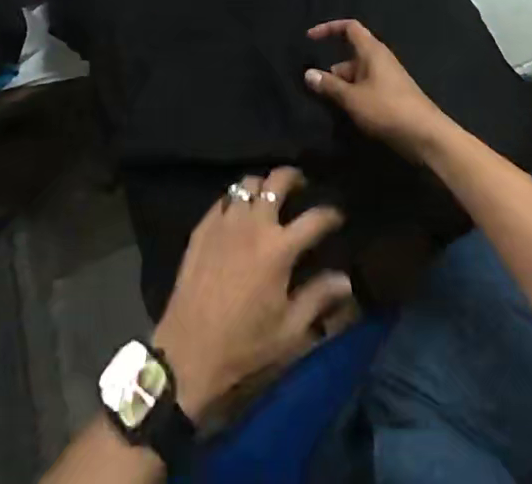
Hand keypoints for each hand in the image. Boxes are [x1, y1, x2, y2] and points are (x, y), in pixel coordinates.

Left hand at [151, 167, 354, 420]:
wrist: (186, 354)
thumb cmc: (243, 344)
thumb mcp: (289, 330)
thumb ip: (318, 298)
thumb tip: (345, 280)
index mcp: (279, 249)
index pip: (315, 218)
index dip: (331, 214)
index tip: (337, 217)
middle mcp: (253, 226)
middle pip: (276, 181)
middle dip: (293, 177)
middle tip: (301, 186)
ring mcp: (224, 225)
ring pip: (245, 184)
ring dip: (262, 185)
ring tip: (268, 196)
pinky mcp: (201, 231)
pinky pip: (221, 201)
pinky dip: (234, 200)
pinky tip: (238, 214)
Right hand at [304, 19, 458, 160]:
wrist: (424, 133)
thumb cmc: (386, 109)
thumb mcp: (352, 98)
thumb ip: (329, 85)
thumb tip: (308, 73)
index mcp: (372, 51)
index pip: (349, 28)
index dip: (329, 29)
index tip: (310, 38)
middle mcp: (380, 59)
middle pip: (350, 56)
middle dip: (332, 71)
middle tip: (315, 90)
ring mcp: (386, 77)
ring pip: (356, 75)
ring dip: (341, 86)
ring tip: (327, 105)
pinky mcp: (390, 94)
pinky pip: (365, 88)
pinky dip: (352, 95)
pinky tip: (345, 112)